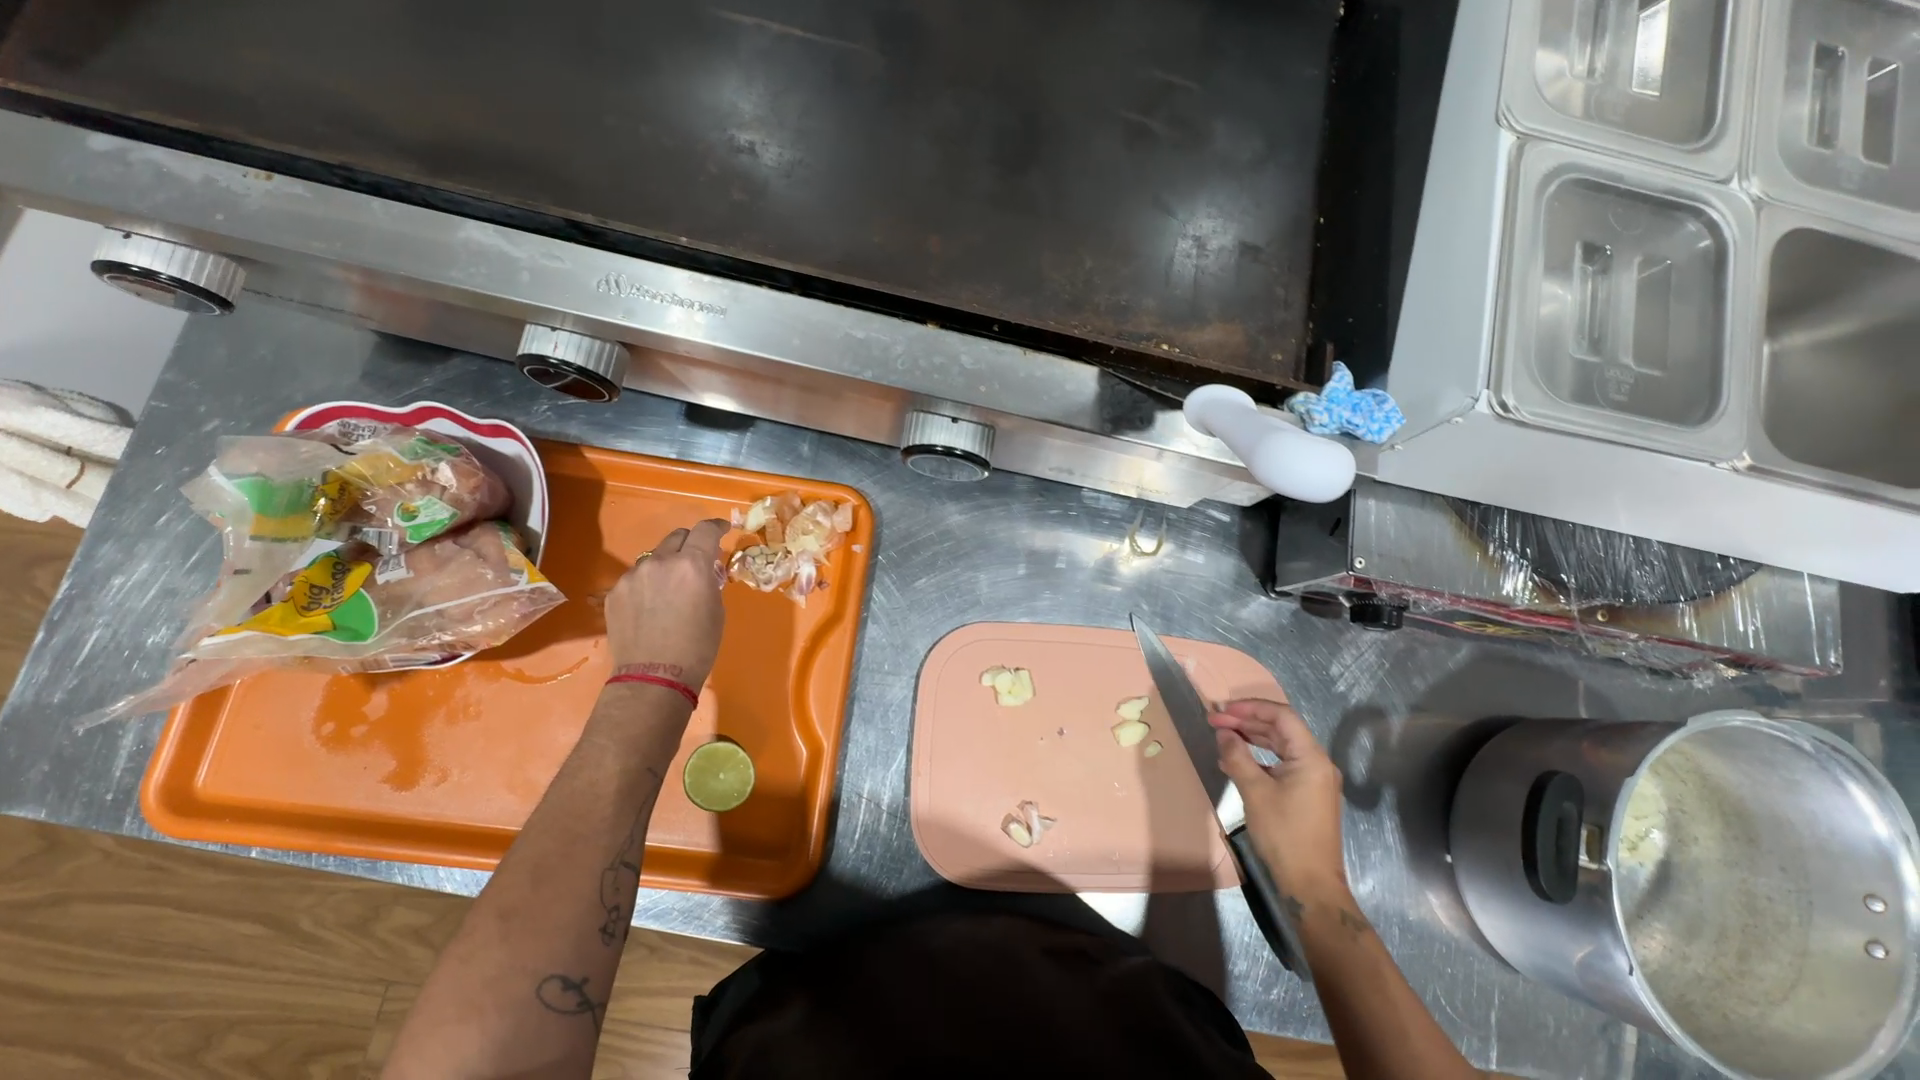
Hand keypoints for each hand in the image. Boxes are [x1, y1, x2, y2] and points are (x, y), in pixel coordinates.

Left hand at [604, 519, 730, 690]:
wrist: (654, 677)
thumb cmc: (697, 647)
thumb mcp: (716, 610)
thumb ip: (709, 582)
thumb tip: (703, 574)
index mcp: (692, 565)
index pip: (706, 530)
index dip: (717, 526)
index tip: (722, 530)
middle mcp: (660, 561)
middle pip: (677, 537)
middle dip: (690, 544)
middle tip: (696, 562)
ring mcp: (633, 575)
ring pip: (654, 558)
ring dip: (666, 565)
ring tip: (669, 590)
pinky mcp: (615, 592)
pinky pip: (636, 578)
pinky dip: (646, 585)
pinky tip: (649, 608)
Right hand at [1211, 698, 1348, 902]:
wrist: (1310, 883)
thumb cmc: (1284, 834)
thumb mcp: (1255, 792)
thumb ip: (1237, 757)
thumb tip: (1223, 733)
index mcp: (1311, 757)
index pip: (1282, 717)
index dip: (1250, 708)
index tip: (1222, 711)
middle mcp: (1317, 763)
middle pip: (1281, 729)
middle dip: (1248, 722)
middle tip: (1215, 720)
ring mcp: (1314, 780)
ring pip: (1281, 747)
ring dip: (1252, 739)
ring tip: (1222, 736)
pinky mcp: (1307, 794)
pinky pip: (1282, 765)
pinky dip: (1260, 758)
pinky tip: (1236, 761)